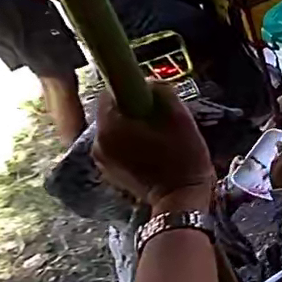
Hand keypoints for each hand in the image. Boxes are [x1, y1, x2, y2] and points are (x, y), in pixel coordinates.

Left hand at [94, 82, 214, 210]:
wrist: (181, 199)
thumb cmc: (183, 157)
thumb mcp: (180, 116)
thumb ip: (161, 90)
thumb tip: (149, 82)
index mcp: (110, 126)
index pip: (110, 92)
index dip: (130, 90)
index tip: (150, 99)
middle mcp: (98, 142)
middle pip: (111, 113)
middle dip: (132, 111)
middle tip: (158, 120)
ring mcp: (102, 161)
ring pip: (114, 131)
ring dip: (130, 129)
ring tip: (156, 137)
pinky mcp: (109, 173)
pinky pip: (116, 148)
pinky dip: (129, 146)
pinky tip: (150, 152)